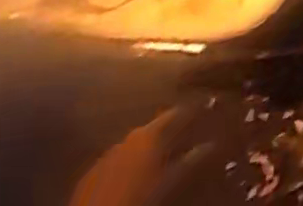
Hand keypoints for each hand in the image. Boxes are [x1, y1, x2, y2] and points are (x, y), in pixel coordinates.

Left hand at [69, 106, 213, 205]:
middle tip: (183, 132)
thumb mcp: (170, 179)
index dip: (188, 111)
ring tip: (159, 153)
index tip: (202, 107)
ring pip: (132, 145)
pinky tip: (133, 171)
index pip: (173, 114)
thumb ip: (192, 159)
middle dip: (167, 130)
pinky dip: (127, 161)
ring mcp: (104, 157)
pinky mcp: (89, 175)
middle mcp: (126, 140)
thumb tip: (212, 144)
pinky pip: (115, 161)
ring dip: (146, 146)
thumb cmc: (139, 194)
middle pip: (151, 129)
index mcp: (147, 135)